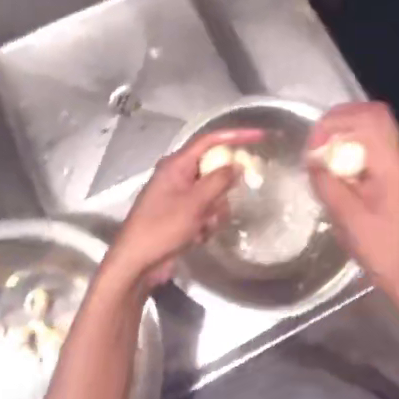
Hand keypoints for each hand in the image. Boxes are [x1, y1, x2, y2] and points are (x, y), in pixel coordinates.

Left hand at [105, 128, 265, 287]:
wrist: (138, 262)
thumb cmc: (162, 228)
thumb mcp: (195, 203)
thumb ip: (219, 181)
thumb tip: (237, 165)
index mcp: (176, 165)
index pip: (210, 140)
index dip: (236, 136)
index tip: (260, 136)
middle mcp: (178, 176)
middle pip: (215, 171)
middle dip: (221, 193)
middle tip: (215, 208)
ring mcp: (179, 197)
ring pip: (214, 196)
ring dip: (214, 213)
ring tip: (201, 228)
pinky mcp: (181, 216)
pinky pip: (206, 213)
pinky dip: (206, 225)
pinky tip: (195, 238)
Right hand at [306, 102, 398, 298]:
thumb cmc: (378, 246)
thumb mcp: (347, 217)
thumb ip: (327, 183)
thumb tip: (311, 160)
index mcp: (390, 164)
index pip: (371, 118)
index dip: (339, 120)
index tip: (316, 143)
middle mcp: (396, 157)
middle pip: (373, 115)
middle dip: (341, 120)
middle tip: (317, 140)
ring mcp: (394, 165)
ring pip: (372, 129)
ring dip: (344, 133)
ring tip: (322, 152)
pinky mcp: (389, 175)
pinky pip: (369, 147)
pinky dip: (349, 148)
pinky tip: (333, 167)